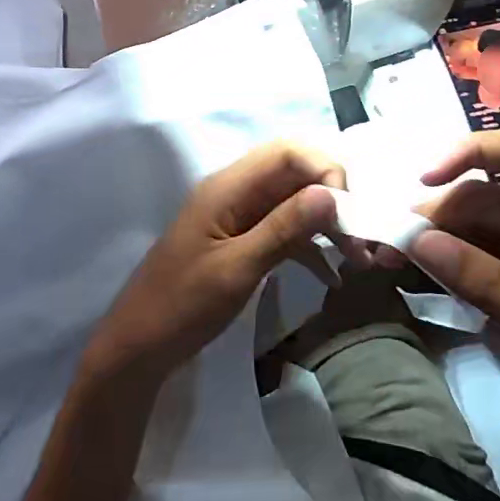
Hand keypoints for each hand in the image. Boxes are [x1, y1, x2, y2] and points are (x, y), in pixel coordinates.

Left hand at [86, 142, 342, 383]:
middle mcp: (234, 193)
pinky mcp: (240, 242)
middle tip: (361, 237)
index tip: (350, 212)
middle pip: (293, 173)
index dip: (325, 170)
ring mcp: (236, 218)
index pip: (287, 152)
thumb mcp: (237, 268)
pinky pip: (282, 230)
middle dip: (332, 196)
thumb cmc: (182, 305)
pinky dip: (308, 246)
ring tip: (356, 258)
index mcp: (227, 188)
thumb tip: (332, 193)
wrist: (138, 347)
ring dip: (324, 223)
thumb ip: (283, 228)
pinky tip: (331, 275)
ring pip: (291, 202)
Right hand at [406, 129, 499, 450]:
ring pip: (488, 225)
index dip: (475, 153)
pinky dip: (458, 262)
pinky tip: (426, 274)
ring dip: (444, 237)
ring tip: (397, 255)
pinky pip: (491, 257)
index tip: (424, 180)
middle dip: (445, 209)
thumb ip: (488, 283)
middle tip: (396, 237)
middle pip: (498, 193)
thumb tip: (419, 240)